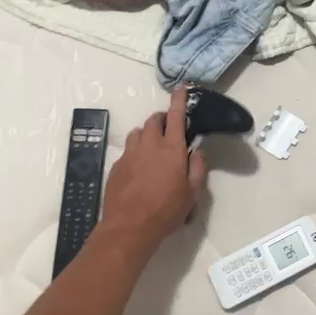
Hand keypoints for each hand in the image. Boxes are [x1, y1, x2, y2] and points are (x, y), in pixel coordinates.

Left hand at [98, 85, 209, 254]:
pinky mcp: (117, 165)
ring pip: (138, 132)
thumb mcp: (192, 193)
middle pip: (154, 120)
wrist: (129, 226)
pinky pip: (128, 150)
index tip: (181, 87)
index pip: (176, 116)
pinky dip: (136, 152)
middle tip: (170, 130)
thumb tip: (198, 152)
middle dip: (162, 119)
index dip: (179, 100)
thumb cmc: (166, 210)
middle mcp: (149, 145)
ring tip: (153, 148)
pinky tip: (139, 169)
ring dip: (147, 133)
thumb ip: (198, 168)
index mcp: (172, 149)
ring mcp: (130, 154)